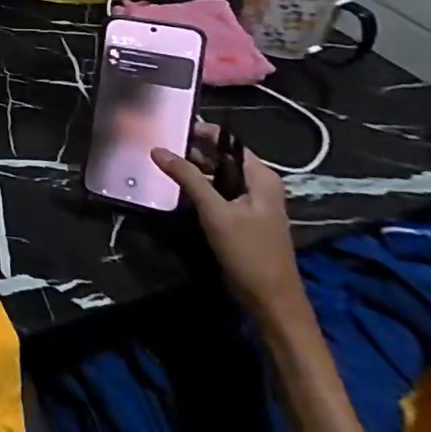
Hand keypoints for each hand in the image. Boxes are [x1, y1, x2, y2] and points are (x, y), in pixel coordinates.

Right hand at [152, 123, 304, 316]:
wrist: (272, 301)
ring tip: (164, 166)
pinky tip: (179, 191)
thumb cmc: (248, 252)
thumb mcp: (215, 212)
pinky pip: (220, 194)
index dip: (201, 132)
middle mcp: (259, 183)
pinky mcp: (244, 218)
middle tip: (161, 148)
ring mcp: (253, 202)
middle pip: (223, 157)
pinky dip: (202, 189)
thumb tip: (158, 150)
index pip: (228, 141)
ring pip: (220, 176)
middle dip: (194, 152)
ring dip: (196, 171)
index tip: (170, 130)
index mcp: (260, 176)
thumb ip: (188, 178)